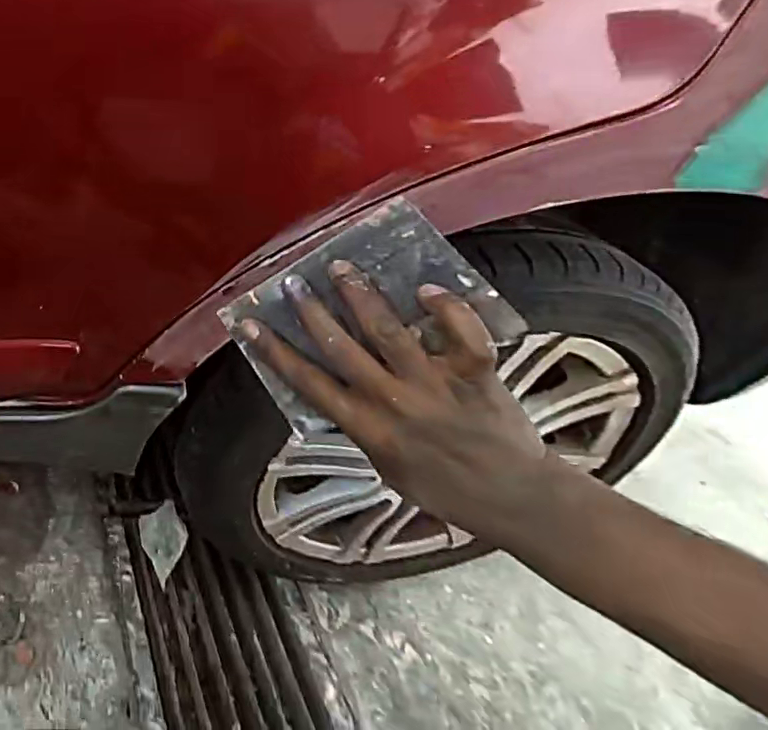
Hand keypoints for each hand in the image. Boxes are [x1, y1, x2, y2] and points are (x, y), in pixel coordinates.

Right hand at [238, 261, 563, 543]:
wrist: (517, 499)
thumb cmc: (445, 487)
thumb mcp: (385, 467)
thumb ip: (360, 429)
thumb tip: (335, 394)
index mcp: (367, 426)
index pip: (308, 381)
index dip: (274, 351)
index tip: (249, 324)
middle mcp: (393, 400)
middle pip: (340, 347)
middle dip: (311, 311)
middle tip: (292, 282)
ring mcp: (434, 384)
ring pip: (389, 331)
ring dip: (360, 296)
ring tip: (340, 267)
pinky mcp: (474, 373)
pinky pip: (461, 334)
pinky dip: (446, 308)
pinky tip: (426, 288)